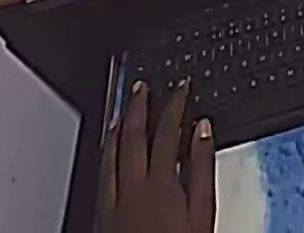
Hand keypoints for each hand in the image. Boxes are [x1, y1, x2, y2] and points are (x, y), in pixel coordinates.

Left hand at [101, 80, 214, 232]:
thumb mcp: (203, 214)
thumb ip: (202, 168)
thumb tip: (203, 129)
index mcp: (162, 182)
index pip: (167, 130)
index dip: (174, 103)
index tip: (181, 86)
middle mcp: (134, 187)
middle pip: (134, 135)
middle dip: (140, 106)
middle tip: (144, 85)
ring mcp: (114, 202)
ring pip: (112, 152)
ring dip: (118, 124)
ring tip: (122, 106)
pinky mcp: (101, 217)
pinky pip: (101, 173)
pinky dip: (105, 151)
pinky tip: (108, 145)